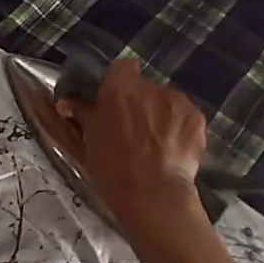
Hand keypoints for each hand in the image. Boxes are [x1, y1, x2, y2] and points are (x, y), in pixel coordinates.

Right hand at [59, 59, 209, 232]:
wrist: (153, 194)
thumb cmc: (113, 168)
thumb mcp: (91, 140)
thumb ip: (83, 114)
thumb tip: (66, 102)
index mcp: (120, 87)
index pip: (122, 68)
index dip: (120, 82)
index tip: (116, 102)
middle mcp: (151, 87)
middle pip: (146, 87)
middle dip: (142, 103)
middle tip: (135, 129)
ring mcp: (178, 101)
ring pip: (168, 102)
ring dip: (162, 115)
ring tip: (158, 144)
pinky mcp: (197, 118)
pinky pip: (186, 118)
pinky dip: (181, 129)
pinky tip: (174, 151)